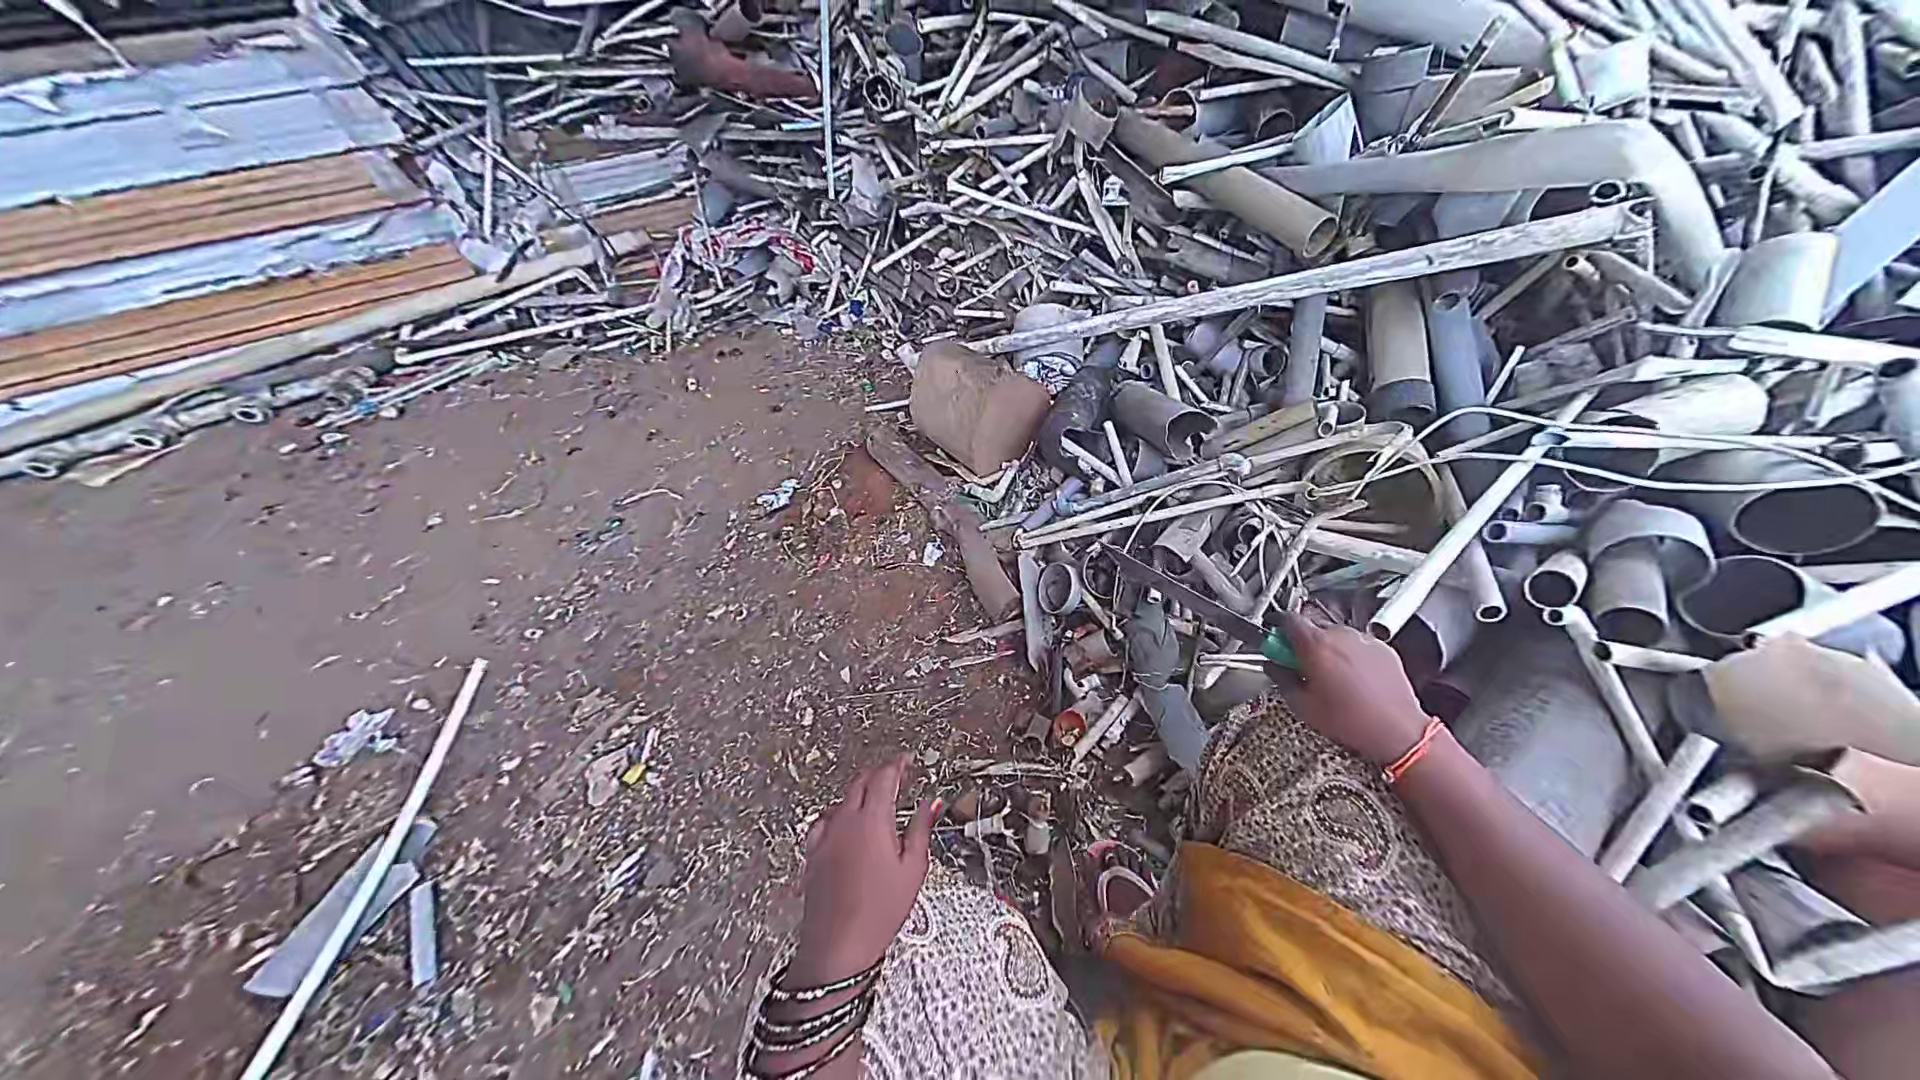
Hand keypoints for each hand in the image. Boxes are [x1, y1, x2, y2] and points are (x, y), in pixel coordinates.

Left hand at [787, 756, 937, 986]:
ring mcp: (826, 836)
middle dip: (879, 774)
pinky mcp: (814, 853)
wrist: (838, 947)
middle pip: (861, 782)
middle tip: (895, 776)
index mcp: (873, 821)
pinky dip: (839, 814)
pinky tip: (844, 824)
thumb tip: (929, 805)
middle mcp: (846, 822)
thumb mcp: (913, 869)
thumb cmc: (878, 913)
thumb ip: (920, 829)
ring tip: (875, 800)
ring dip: (860, 792)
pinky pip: (825, 821)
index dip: (897, 765)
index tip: (906, 760)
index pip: (884, 777)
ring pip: (843, 799)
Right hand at [1279, 611, 1432, 766]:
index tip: (1275, 640)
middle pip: (1313, 626)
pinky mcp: (1383, 649)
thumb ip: (1280, 677)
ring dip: (1329, 648)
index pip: (1288, 618)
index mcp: (1315, 644)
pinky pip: (1358, 645)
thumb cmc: (1351, 720)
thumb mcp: (1301, 703)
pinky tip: (1352, 679)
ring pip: (1336, 635)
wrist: (1396, 731)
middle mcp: (1340, 636)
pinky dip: (1351, 655)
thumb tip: (1273, 667)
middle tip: (1302, 665)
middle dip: (1304, 643)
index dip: (1277, 627)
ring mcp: (1364, 641)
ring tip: (1331, 676)